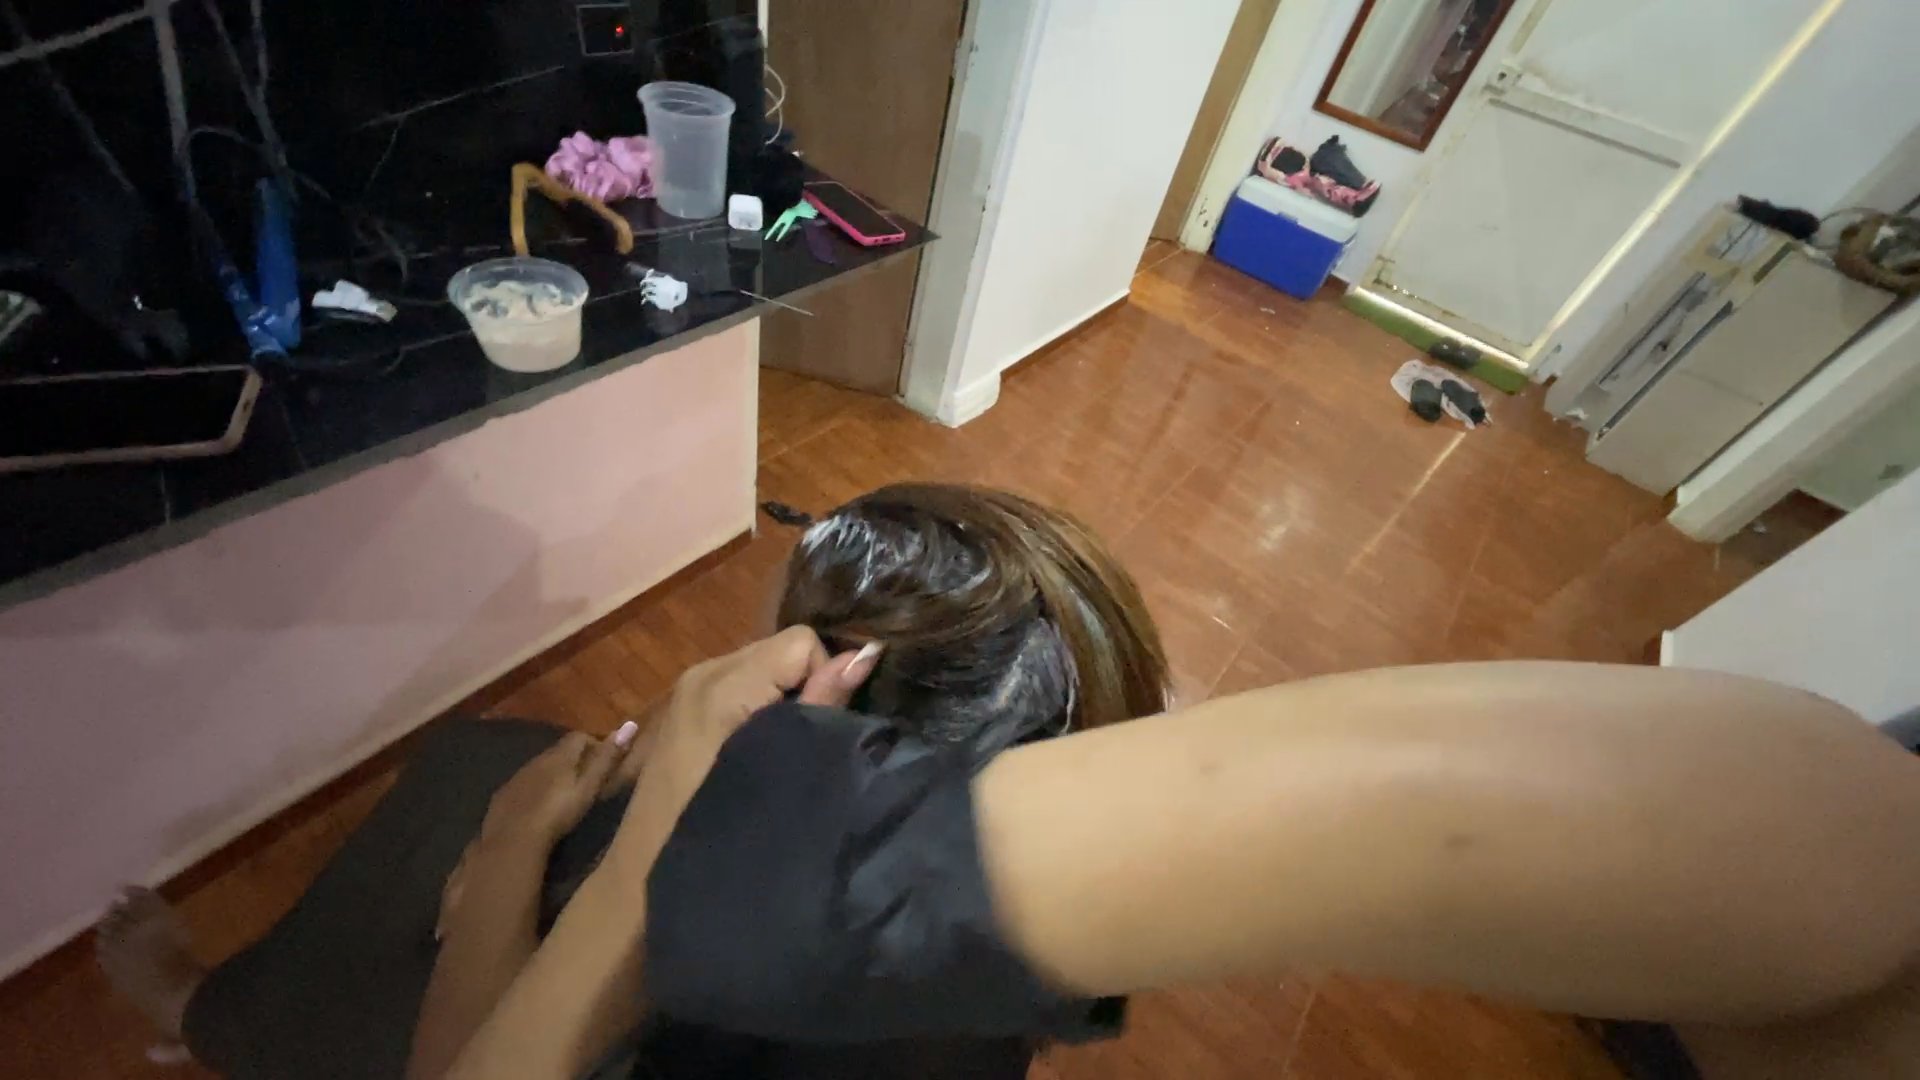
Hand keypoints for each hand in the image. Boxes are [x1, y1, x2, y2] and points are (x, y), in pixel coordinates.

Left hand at [481, 727, 638, 845]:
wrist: (512, 842)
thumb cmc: (558, 812)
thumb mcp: (589, 786)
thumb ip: (607, 758)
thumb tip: (630, 724)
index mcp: (559, 756)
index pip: (579, 736)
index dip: (594, 744)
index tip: (604, 762)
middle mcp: (536, 760)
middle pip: (559, 751)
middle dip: (574, 760)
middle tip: (587, 780)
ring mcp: (516, 778)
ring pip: (540, 767)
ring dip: (553, 774)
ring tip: (564, 795)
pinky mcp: (502, 796)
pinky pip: (523, 784)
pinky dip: (535, 789)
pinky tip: (539, 808)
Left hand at [610, 627, 880, 863]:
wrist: (645, 868)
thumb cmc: (715, 823)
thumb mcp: (779, 764)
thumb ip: (822, 702)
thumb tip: (866, 654)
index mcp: (724, 684)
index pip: (802, 642)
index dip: (823, 678)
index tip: (817, 727)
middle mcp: (706, 669)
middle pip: (783, 647)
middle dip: (805, 683)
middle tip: (800, 738)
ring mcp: (693, 681)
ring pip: (766, 660)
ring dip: (784, 692)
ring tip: (776, 744)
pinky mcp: (689, 695)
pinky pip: (746, 676)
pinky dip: (763, 697)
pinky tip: (754, 740)